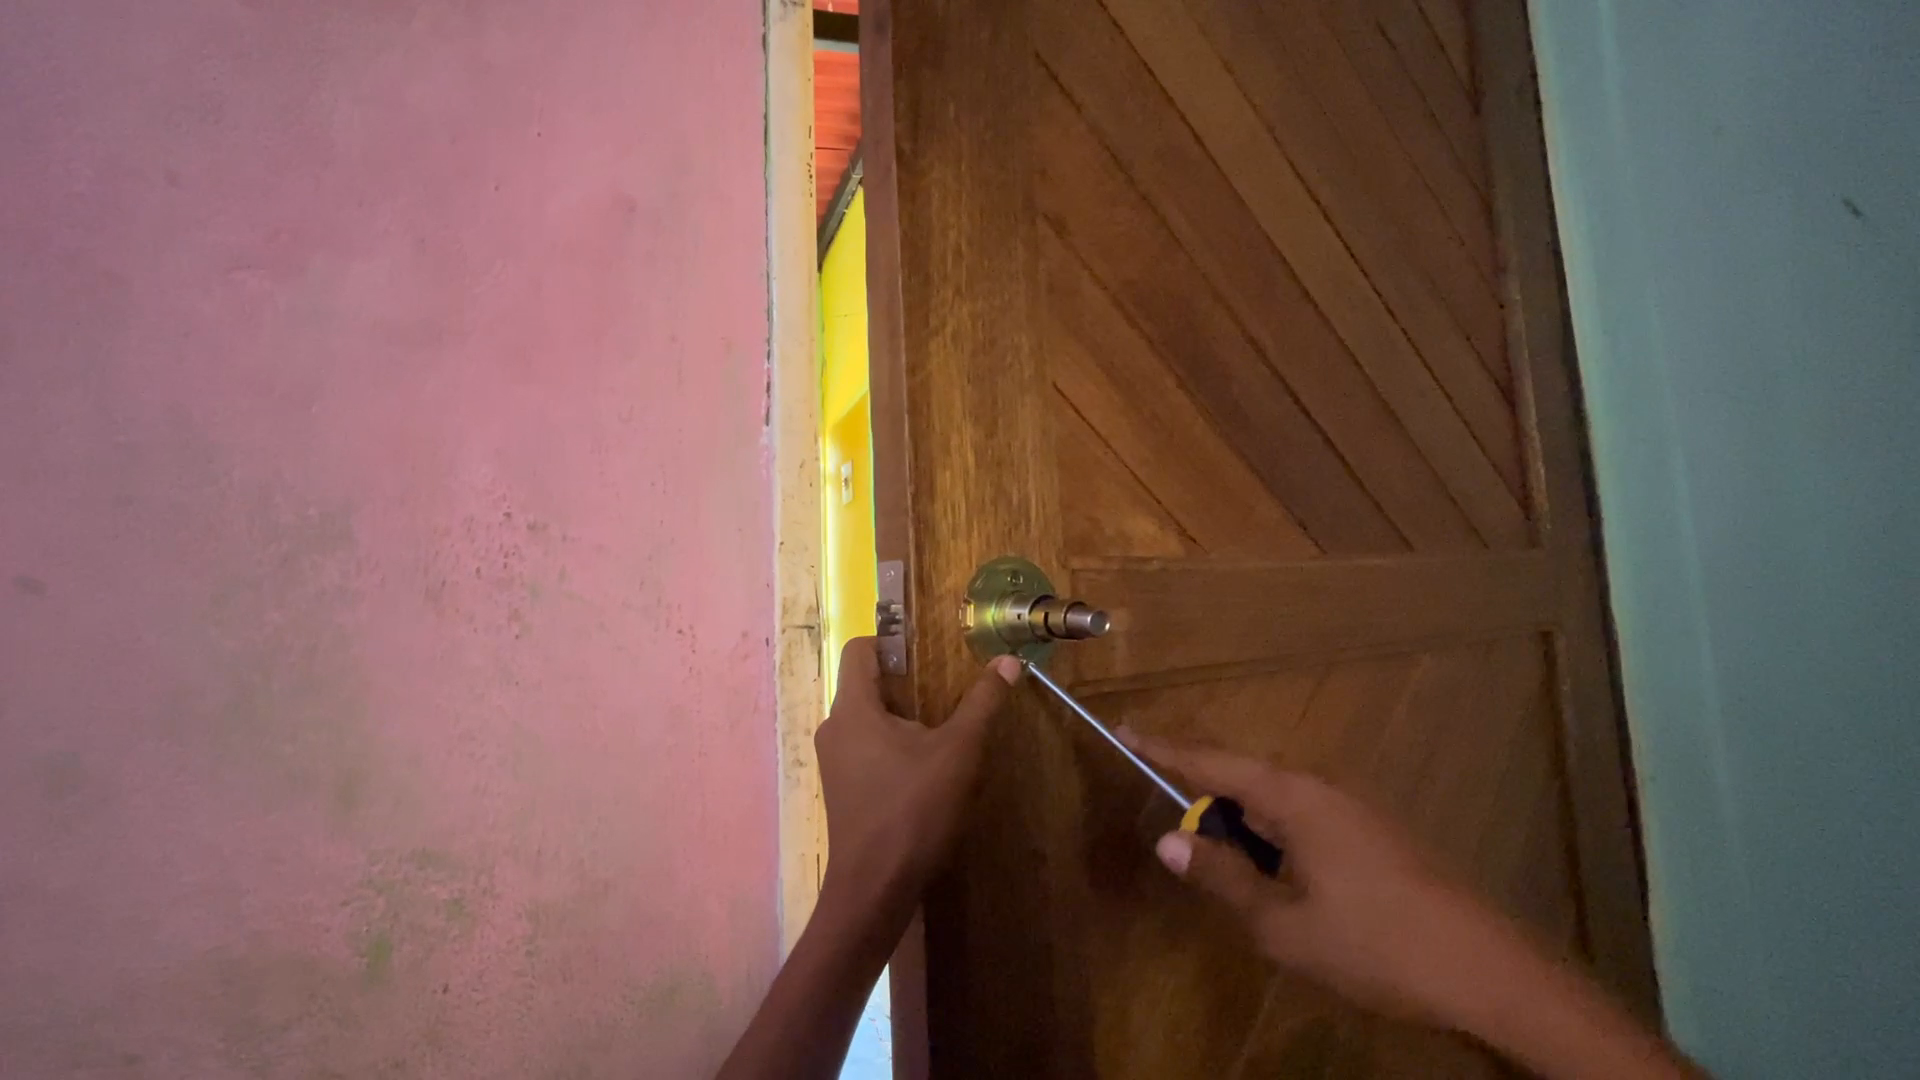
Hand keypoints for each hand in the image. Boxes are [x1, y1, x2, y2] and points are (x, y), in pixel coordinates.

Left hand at [815, 638, 1019, 901]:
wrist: (875, 887)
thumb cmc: (914, 809)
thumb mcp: (958, 751)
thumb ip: (982, 702)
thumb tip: (1008, 661)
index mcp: (852, 708)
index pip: (858, 649)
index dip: (891, 641)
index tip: (928, 653)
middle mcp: (834, 728)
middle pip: (865, 684)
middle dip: (906, 682)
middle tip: (947, 690)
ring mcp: (834, 762)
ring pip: (866, 719)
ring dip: (901, 716)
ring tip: (942, 729)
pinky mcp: (841, 789)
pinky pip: (864, 748)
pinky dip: (891, 745)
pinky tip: (925, 767)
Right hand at [1117, 730, 1549, 1028]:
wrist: (1490, 973)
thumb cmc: (1375, 944)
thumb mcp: (1283, 923)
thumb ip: (1222, 876)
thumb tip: (1169, 840)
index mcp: (1291, 797)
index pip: (1210, 762)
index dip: (1162, 750)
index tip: (1124, 730)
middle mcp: (1318, 788)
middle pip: (1240, 778)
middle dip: (1201, 796)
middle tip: (1171, 827)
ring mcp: (1349, 808)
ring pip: (1272, 803)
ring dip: (1239, 826)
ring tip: (1221, 865)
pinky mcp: (1369, 833)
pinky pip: (1299, 820)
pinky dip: (1270, 839)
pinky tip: (1273, 878)